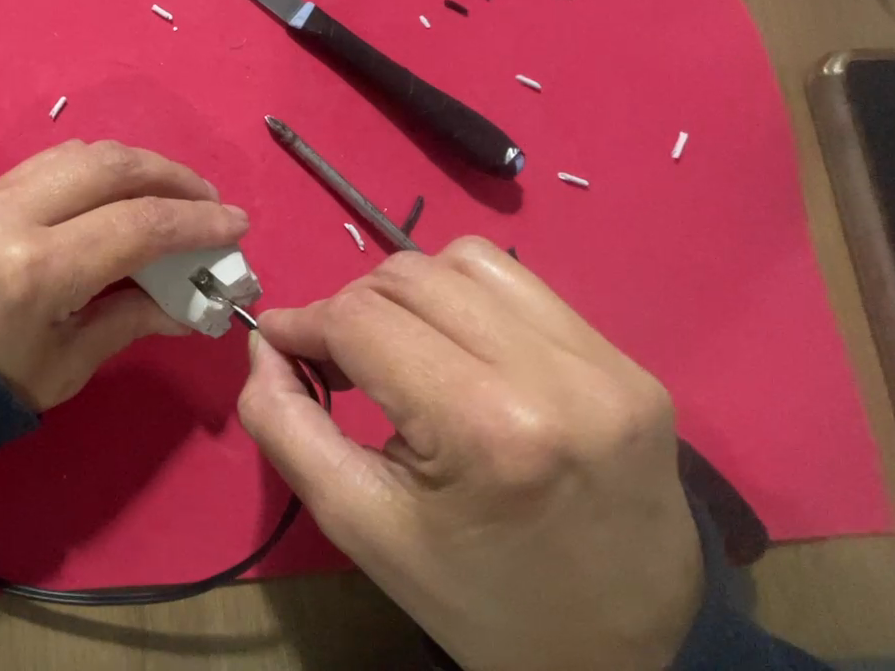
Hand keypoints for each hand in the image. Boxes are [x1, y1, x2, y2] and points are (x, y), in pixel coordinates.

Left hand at [0, 140, 247, 410]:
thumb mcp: (63, 367)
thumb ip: (129, 321)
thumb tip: (190, 305)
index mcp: (36, 270)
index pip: (136, 225)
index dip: (196, 223)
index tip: (236, 226)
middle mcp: (10, 215)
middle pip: (109, 165)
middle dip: (171, 176)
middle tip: (207, 202)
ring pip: (77, 153)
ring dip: (133, 165)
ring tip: (168, 194)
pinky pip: (47, 164)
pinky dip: (93, 170)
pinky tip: (115, 194)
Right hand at [237, 238, 701, 670]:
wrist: (625, 651)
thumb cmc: (473, 595)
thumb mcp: (354, 521)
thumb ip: (282, 422)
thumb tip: (266, 343)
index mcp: (487, 428)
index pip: (361, 321)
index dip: (302, 323)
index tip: (278, 345)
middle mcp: (557, 377)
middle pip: (407, 277)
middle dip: (348, 307)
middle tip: (334, 359)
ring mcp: (605, 364)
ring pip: (462, 262)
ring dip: (405, 293)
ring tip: (397, 350)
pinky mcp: (628, 362)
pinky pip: (516, 283)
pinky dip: (461, 297)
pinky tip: (455, 349)